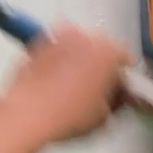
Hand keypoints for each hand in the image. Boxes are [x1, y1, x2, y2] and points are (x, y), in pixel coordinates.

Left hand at [0, 24, 130, 143]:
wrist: (26, 114)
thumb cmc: (69, 115)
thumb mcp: (104, 117)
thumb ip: (117, 101)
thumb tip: (117, 97)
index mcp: (108, 50)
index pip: (125, 58)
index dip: (125, 78)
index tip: (122, 91)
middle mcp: (84, 36)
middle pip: (101, 47)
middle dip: (101, 65)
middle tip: (98, 89)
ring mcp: (57, 36)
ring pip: (76, 45)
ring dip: (78, 59)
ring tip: (73, 86)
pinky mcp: (35, 43)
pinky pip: (54, 49)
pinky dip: (58, 60)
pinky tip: (54, 81)